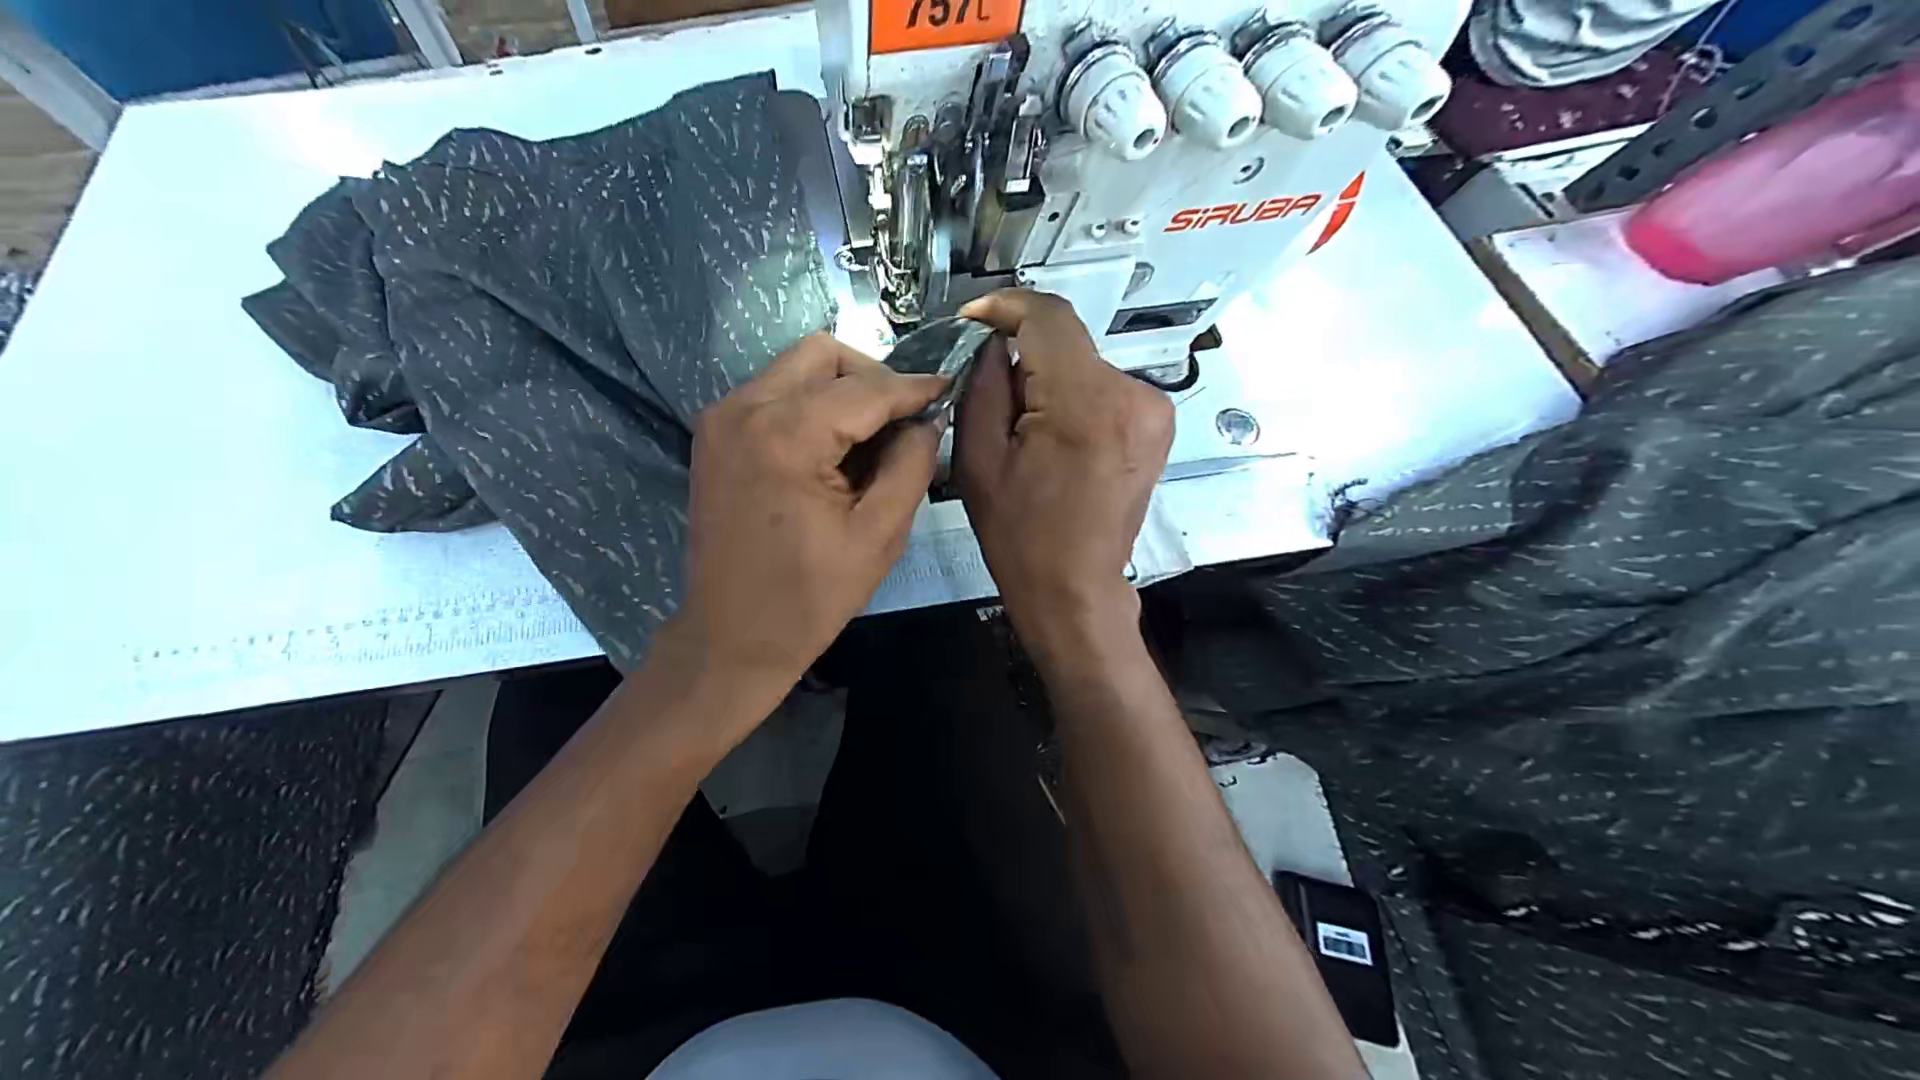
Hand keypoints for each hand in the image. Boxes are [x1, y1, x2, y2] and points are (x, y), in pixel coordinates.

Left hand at [674, 333, 943, 694]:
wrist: (731, 637)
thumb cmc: (811, 597)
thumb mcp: (880, 535)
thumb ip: (912, 465)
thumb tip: (927, 420)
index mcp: (785, 435)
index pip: (866, 388)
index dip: (913, 387)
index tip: (947, 388)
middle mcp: (744, 408)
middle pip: (823, 355)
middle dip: (873, 378)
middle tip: (903, 420)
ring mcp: (721, 418)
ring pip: (797, 369)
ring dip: (842, 391)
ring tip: (871, 439)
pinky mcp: (714, 434)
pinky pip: (774, 394)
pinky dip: (811, 407)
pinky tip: (833, 449)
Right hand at [955, 289, 1173, 660]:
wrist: (1075, 587)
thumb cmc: (1022, 537)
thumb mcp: (979, 460)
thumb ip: (984, 385)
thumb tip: (995, 342)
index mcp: (1085, 405)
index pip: (1049, 316)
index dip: (1006, 306)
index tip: (976, 318)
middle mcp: (1133, 396)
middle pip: (1066, 341)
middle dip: (1024, 356)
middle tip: (993, 397)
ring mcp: (1154, 410)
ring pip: (1084, 363)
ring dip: (1049, 379)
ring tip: (1026, 430)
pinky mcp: (1158, 423)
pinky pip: (1104, 386)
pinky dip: (1075, 396)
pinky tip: (1057, 437)